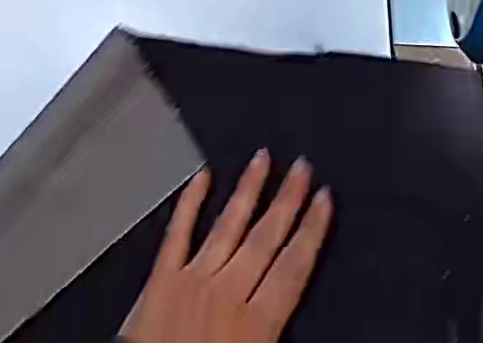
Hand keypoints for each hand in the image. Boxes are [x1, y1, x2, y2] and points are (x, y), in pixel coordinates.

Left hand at [123, 151, 333, 342]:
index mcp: (253, 327)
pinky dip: (190, 203)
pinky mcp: (158, 284)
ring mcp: (191, 284)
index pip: (293, 267)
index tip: (324, 198)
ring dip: (249, 189)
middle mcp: (226, 296)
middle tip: (302, 166)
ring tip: (262, 158)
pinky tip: (202, 178)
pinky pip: (177, 235)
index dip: (312, 230)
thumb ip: (278, 334)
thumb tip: (297, 303)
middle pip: (266, 238)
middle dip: (288, 199)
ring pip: (228, 225)